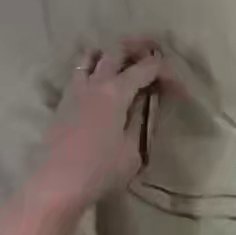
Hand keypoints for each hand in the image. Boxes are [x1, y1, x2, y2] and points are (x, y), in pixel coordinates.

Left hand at [0, 41, 169, 234]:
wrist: (54, 187)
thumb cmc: (98, 171)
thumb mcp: (132, 153)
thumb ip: (139, 123)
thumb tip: (141, 109)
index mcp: (116, 91)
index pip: (148, 68)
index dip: (167, 73)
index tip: (180, 89)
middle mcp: (96, 82)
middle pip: (118, 48)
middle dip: (140, 47)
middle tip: (154, 54)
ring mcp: (76, 89)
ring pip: (92, 55)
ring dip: (110, 54)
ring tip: (122, 64)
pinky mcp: (62, 102)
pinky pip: (78, 73)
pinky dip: (92, 69)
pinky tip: (99, 86)